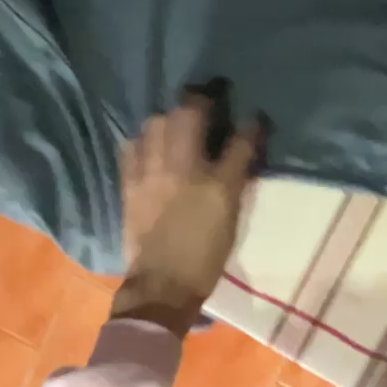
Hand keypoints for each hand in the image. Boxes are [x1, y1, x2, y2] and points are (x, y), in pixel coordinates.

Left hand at [114, 95, 262, 335]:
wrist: (162, 286)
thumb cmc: (204, 263)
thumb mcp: (231, 225)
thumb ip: (234, 187)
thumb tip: (237, 160)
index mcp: (218, 186)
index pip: (241, 141)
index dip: (252, 126)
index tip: (256, 119)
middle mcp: (184, 169)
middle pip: (191, 112)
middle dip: (203, 100)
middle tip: (211, 100)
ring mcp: (152, 172)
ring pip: (159, 121)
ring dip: (172, 117)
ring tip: (179, 123)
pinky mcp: (129, 180)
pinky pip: (134, 144)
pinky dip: (146, 140)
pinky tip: (152, 148)